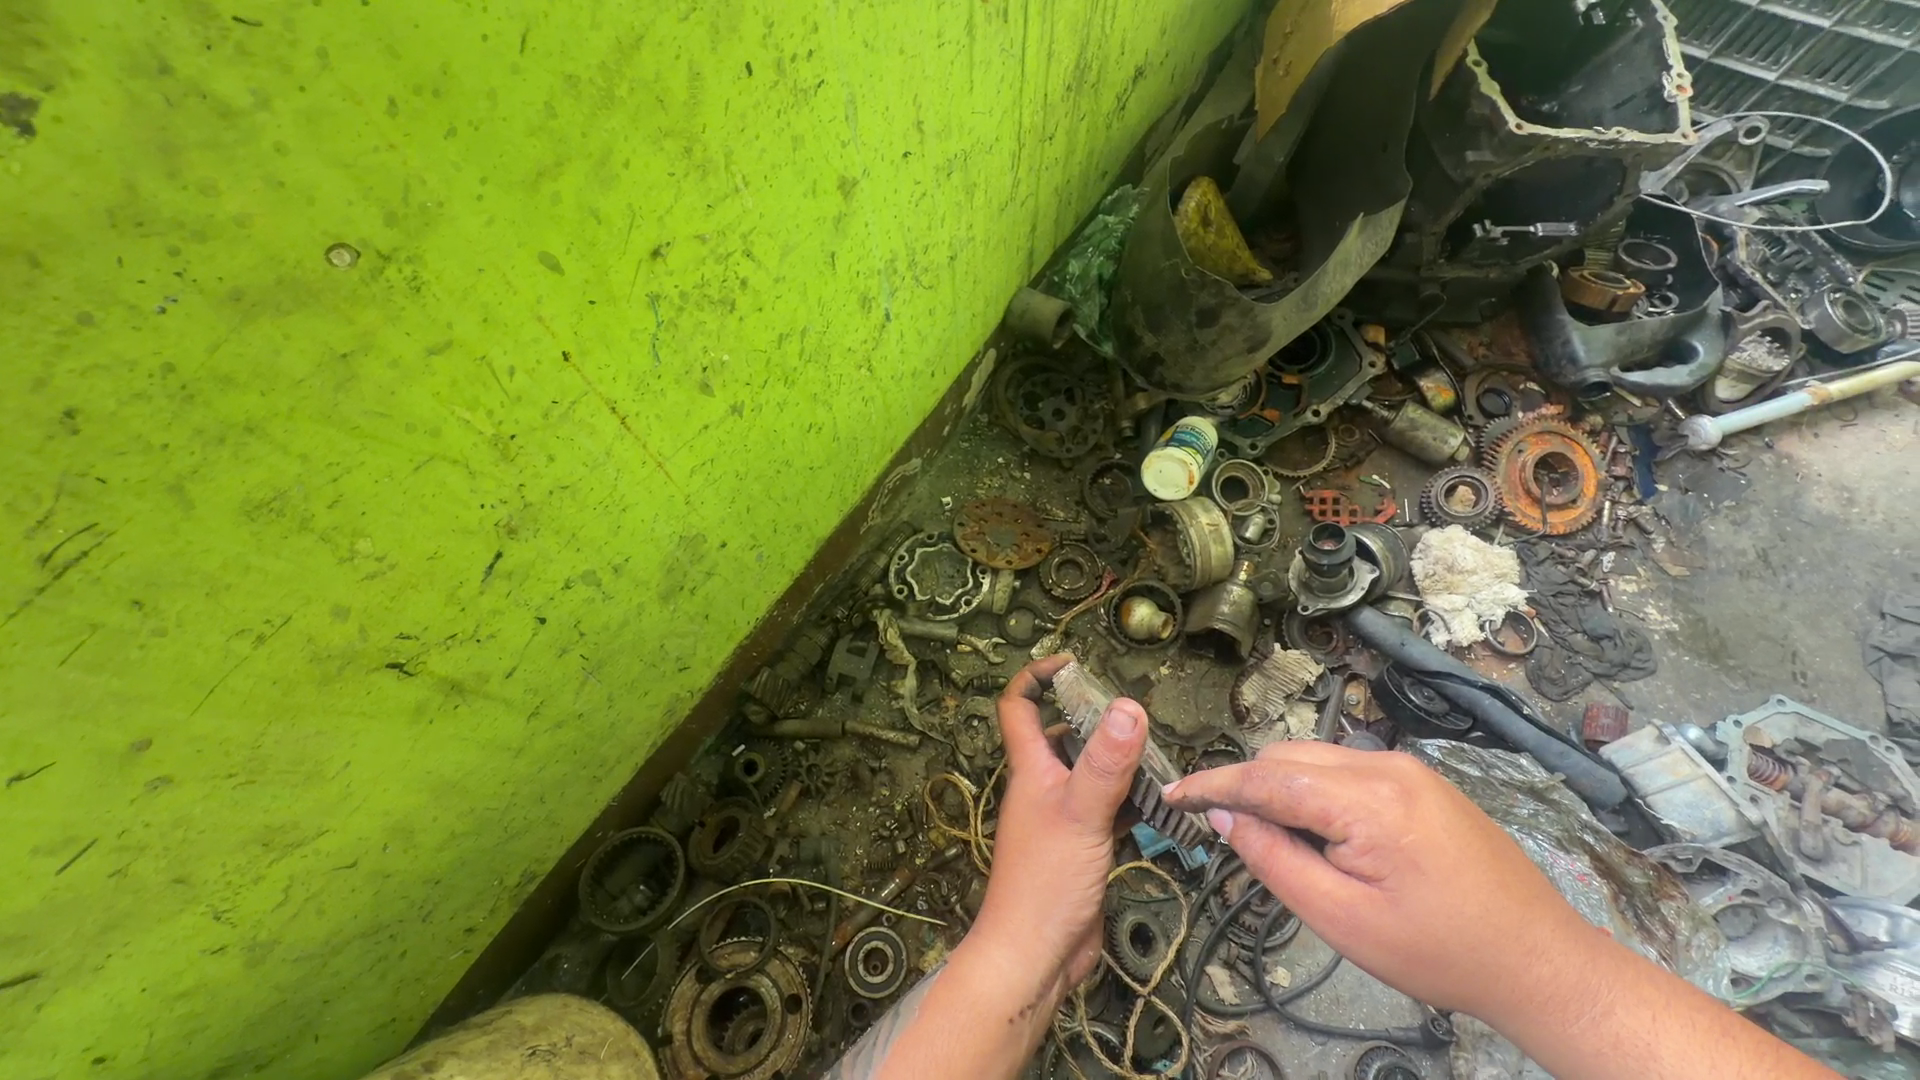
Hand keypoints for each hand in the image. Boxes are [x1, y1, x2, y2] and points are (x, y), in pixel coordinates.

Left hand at [970, 654, 1147, 996]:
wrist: (1035, 956)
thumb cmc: (1046, 880)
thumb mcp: (1080, 813)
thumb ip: (1105, 764)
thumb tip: (1129, 706)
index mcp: (1031, 768)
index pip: (1019, 707)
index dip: (1036, 677)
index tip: (1072, 662)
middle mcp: (1044, 786)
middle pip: (1064, 736)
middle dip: (1095, 718)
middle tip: (1139, 713)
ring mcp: (1064, 817)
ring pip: (1092, 774)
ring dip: (1120, 761)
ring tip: (1162, 752)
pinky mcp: (1084, 846)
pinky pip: (1110, 809)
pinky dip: (1132, 800)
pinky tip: (1164, 800)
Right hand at [1162, 741, 1596, 1018]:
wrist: (1541, 961)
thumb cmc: (1438, 952)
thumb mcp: (1342, 921)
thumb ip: (1275, 860)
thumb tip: (1227, 817)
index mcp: (1369, 801)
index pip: (1266, 778)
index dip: (1212, 785)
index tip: (1171, 794)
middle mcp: (1386, 766)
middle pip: (1286, 758)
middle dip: (1245, 786)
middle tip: (1225, 830)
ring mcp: (1406, 767)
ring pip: (1312, 758)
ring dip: (1279, 787)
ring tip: (1275, 839)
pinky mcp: (1418, 779)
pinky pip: (1343, 768)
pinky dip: (1312, 789)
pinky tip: (1318, 831)